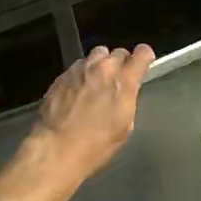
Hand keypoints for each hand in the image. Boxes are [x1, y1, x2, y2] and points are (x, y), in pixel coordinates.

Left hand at [22, 44, 155, 188]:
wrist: (56, 148)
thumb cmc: (95, 145)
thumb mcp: (124, 128)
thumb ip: (128, 100)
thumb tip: (125, 92)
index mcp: (123, 82)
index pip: (142, 53)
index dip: (144, 57)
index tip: (142, 64)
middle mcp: (103, 68)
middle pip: (118, 52)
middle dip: (120, 64)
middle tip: (116, 81)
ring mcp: (81, 68)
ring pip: (97, 55)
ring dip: (100, 66)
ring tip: (95, 83)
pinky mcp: (63, 74)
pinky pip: (78, 66)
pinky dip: (82, 74)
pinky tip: (77, 91)